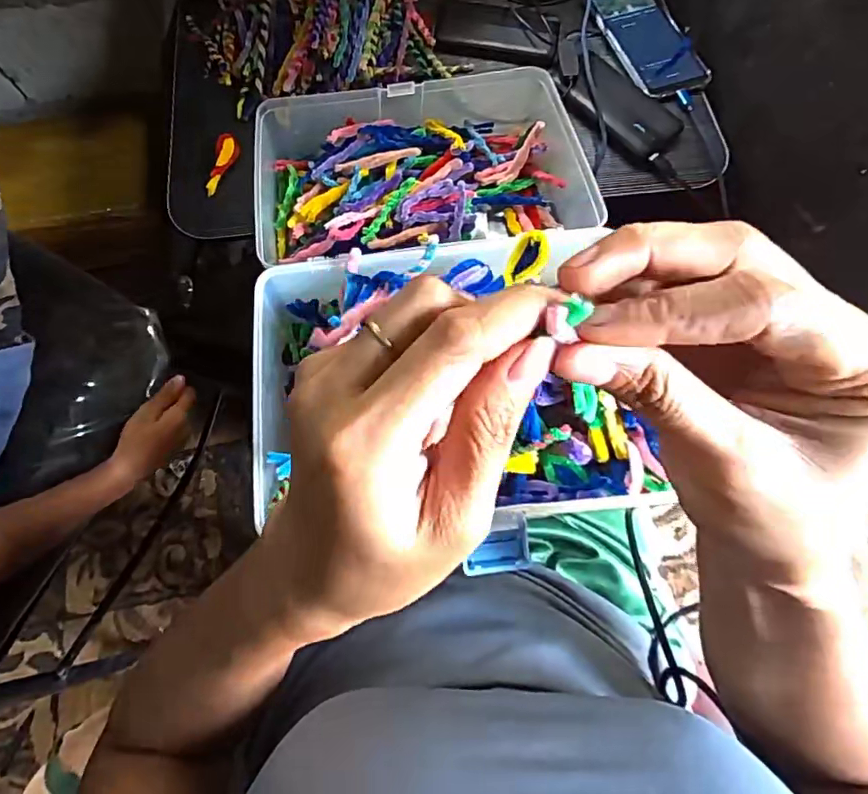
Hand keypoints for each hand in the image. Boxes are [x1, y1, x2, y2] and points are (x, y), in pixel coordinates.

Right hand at [108, 375, 197, 483]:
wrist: (130, 471)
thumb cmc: (136, 438)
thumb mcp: (147, 412)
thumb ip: (165, 395)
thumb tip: (181, 378)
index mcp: (181, 416)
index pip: (190, 394)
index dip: (179, 388)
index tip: (164, 388)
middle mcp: (187, 426)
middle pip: (186, 406)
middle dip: (175, 400)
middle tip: (155, 401)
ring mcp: (182, 439)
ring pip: (181, 418)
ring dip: (171, 413)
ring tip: (153, 414)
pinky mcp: (175, 448)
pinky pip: (176, 429)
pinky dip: (169, 425)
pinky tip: (155, 428)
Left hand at [267, 279, 558, 636]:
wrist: (305, 565)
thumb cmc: (384, 565)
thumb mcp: (457, 519)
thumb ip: (490, 429)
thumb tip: (532, 349)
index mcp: (366, 437)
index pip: (449, 342)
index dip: (513, 312)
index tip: (562, 307)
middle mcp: (331, 384)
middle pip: (426, 302)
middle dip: (486, 314)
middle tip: (521, 354)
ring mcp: (318, 368)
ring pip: (408, 304)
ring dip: (457, 324)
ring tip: (469, 387)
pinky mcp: (319, 362)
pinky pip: (389, 324)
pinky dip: (427, 339)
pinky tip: (431, 392)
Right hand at [555, 222, 867, 587]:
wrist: (771, 547)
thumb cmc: (773, 523)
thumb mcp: (723, 463)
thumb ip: (657, 392)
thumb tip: (575, 349)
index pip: (765, 303)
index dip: (671, 309)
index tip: (596, 328)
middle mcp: (833, 318)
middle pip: (733, 254)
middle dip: (647, 259)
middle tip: (578, 280)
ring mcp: (780, 311)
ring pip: (699, 256)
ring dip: (628, 267)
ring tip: (572, 287)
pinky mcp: (730, 317)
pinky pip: (672, 283)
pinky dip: (623, 290)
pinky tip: (585, 300)